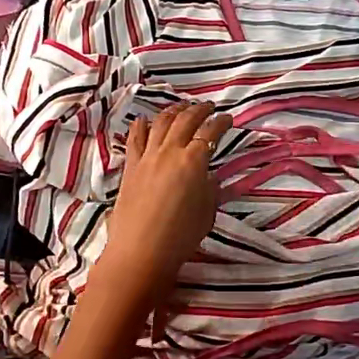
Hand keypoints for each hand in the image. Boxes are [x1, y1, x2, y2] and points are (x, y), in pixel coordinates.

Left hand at [99, 101, 231, 300]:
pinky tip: (144, 120)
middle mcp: (169, 152)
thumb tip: (207, 176)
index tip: (228, 118)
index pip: (210, 133)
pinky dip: (141, 126)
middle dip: (199, 110)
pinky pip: (135, 139)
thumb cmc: (180, 237)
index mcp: (193, 161)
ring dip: (173, 111)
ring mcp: (147, 157)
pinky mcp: (130, 168)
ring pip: (160, 124)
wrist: (141, 252)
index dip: (221, 123)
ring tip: (182, 107)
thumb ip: (209, 189)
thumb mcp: (207, 213)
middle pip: (185, 121)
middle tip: (208, 107)